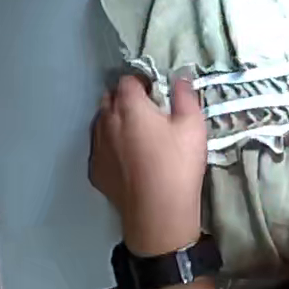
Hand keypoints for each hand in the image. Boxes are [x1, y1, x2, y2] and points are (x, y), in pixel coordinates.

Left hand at [90, 75, 208, 255]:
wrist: (158, 212)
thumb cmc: (178, 164)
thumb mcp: (193, 126)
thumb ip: (185, 96)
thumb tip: (180, 76)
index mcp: (128, 106)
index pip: (128, 80)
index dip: (144, 83)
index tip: (159, 94)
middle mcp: (105, 121)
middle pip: (110, 98)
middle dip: (127, 99)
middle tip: (150, 113)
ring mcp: (96, 147)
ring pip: (101, 122)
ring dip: (116, 121)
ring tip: (138, 136)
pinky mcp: (95, 170)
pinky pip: (100, 148)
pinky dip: (111, 145)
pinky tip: (128, 159)